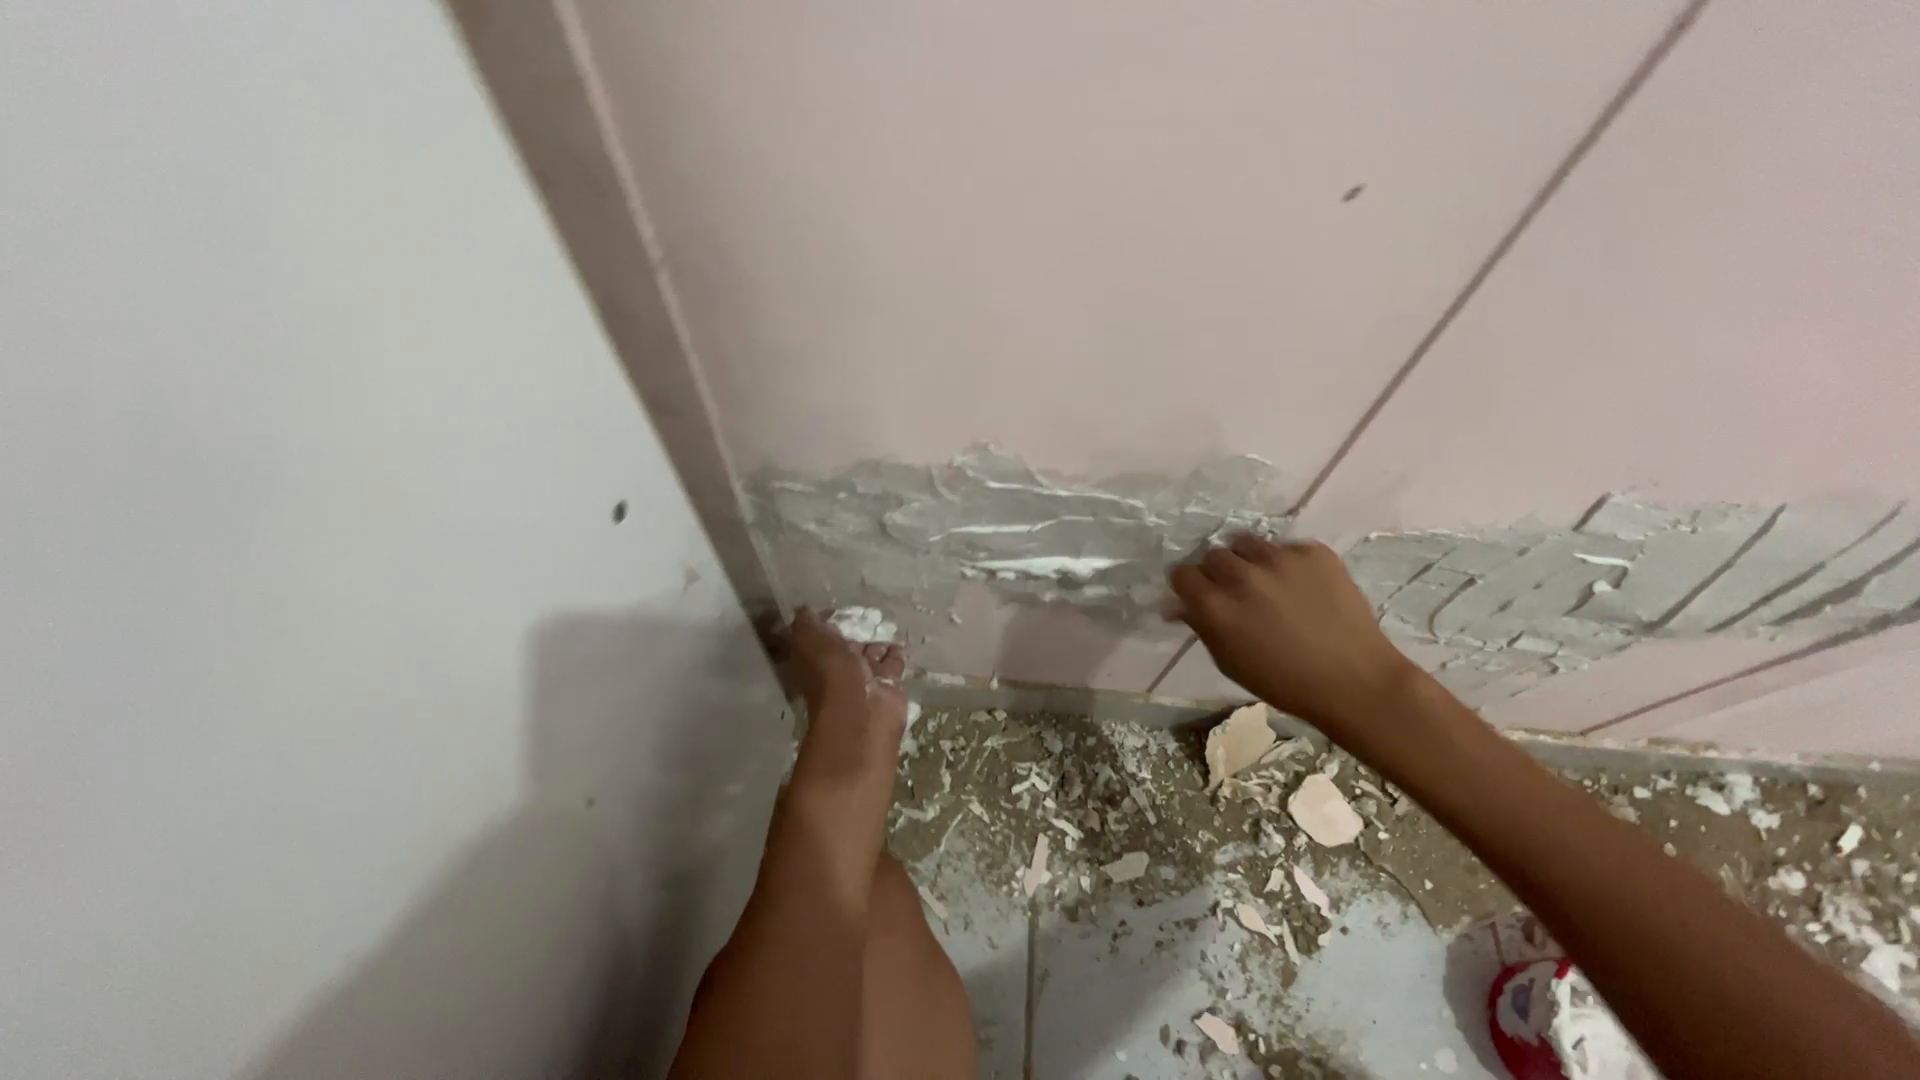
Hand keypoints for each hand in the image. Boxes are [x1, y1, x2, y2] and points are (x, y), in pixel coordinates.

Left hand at [786, 609, 908, 778]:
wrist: (861, 707)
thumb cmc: (830, 670)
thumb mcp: (809, 638)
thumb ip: (806, 622)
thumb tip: (804, 610)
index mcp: (815, 658)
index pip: (822, 638)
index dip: (828, 624)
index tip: (839, 609)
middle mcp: (838, 670)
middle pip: (847, 648)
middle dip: (855, 634)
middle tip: (867, 615)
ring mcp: (864, 679)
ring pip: (871, 656)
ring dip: (877, 643)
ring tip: (886, 625)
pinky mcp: (888, 685)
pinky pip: (893, 664)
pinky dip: (896, 653)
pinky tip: (901, 641)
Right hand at [1169, 534, 1421, 733]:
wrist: (1355, 680)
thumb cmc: (1284, 682)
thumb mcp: (1230, 662)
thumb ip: (1201, 627)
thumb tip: (1177, 605)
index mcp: (1216, 606)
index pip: (1182, 573)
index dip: (1188, 585)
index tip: (1199, 595)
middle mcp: (1242, 575)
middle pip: (1213, 555)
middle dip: (1218, 572)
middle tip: (1236, 592)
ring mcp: (1280, 559)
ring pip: (1246, 543)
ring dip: (1249, 560)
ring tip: (1267, 582)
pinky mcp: (1313, 552)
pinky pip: (1286, 547)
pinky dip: (1286, 563)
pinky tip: (1301, 587)